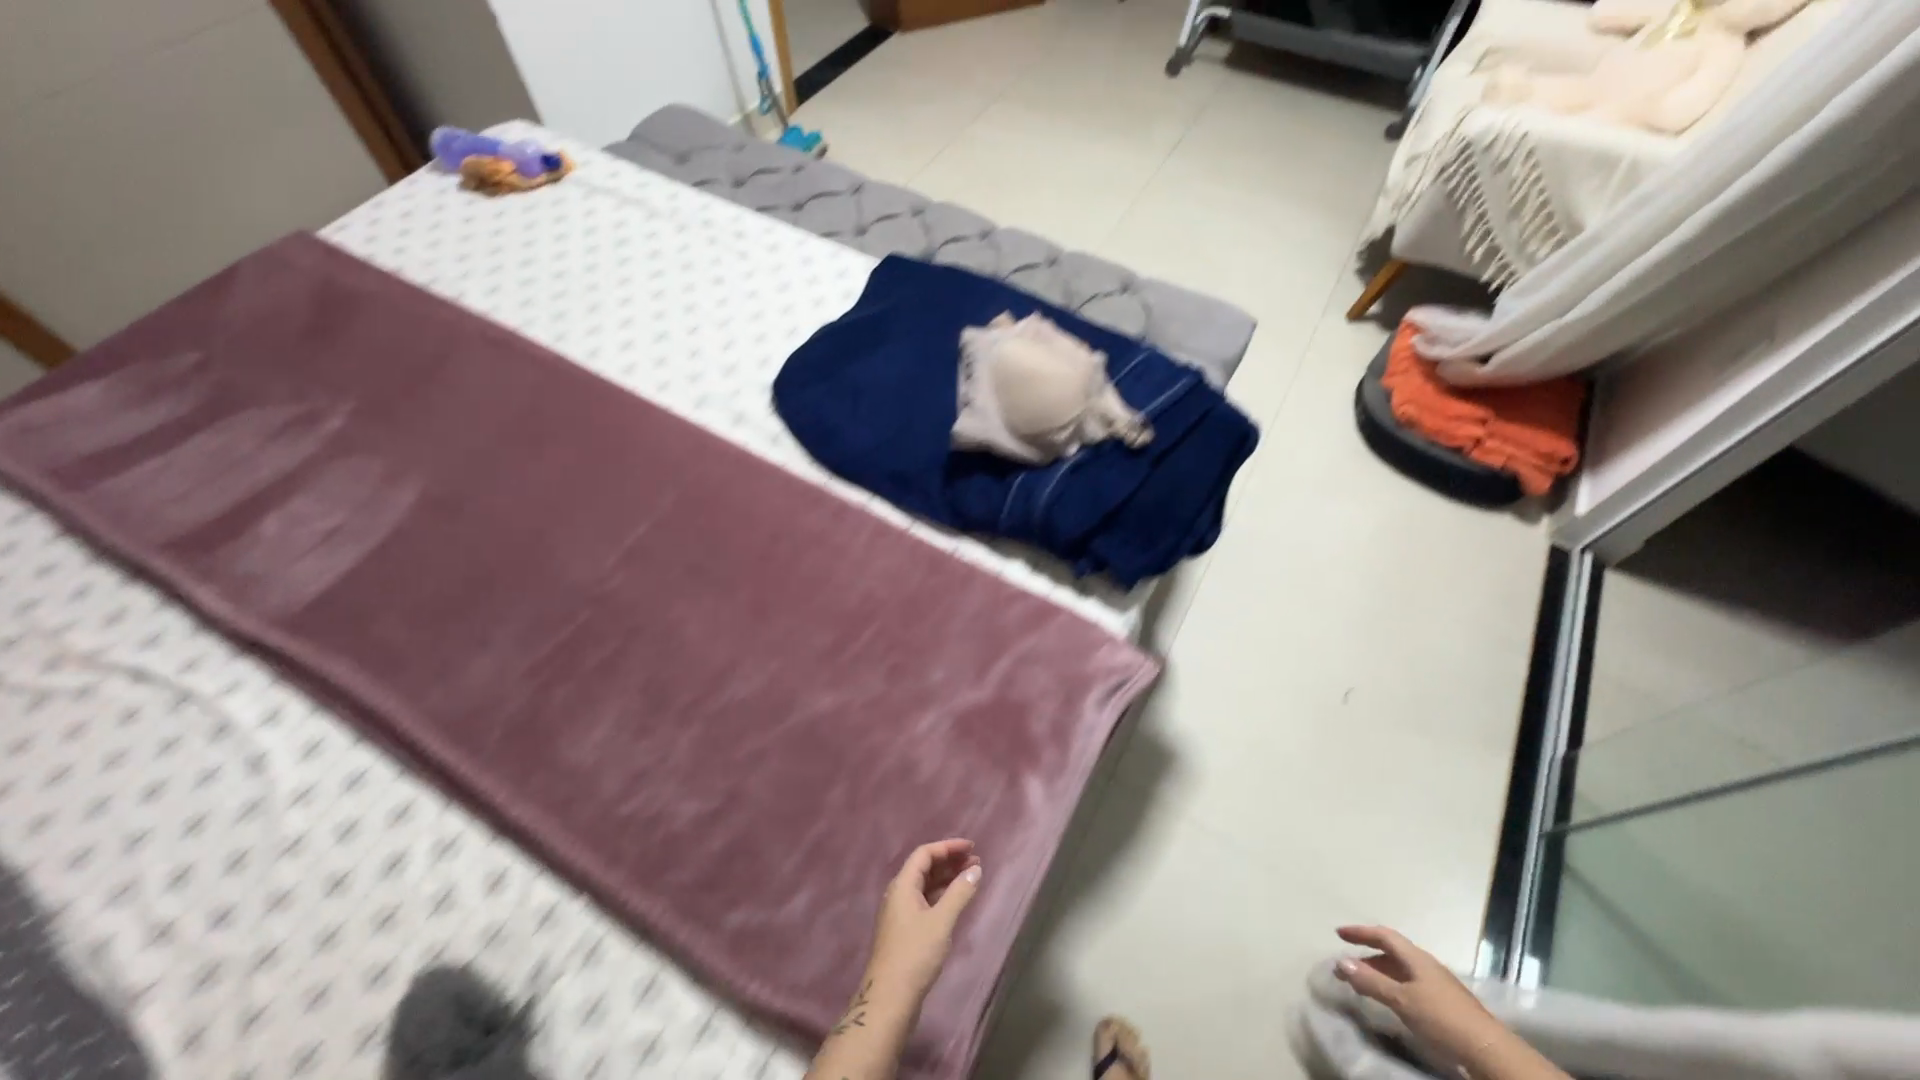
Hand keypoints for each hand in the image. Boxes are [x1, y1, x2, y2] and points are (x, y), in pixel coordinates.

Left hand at [864, 839, 981, 1002]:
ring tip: (971, 878)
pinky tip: (956, 902)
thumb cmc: (915, 954)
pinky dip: (941, 896)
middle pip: (924, 868)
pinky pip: (924, 902)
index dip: (948, 847)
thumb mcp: (941, 921)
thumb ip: (959, 893)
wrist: (889, 997)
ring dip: (947, 879)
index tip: (972, 848)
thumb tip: (976, 869)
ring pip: (925, 886)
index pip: (924, 854)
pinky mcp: (904, 931)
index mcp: (902, 885)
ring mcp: (900, 914)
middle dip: (949, 862)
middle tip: (976, 862)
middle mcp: (898, 894)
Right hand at [1334, 925, 1503, 1060]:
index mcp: (1416, 958)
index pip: (1384, 936)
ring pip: (1399, 970)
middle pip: (1391, 952)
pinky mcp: (1441, 1000)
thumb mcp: (1401, 999)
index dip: (1360, 932)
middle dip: (1365, 956)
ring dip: (1377, 972)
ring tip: (1359, 985)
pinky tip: (1386, 998)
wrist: (1484, 1047)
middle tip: (1344, 967)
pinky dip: (1389, 985)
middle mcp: (1425, 965)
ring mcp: (1435, 983)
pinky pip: (1407, 983)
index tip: (1338, 934)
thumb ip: (1371, 981)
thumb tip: (1341, 961)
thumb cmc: (1440, 1017)